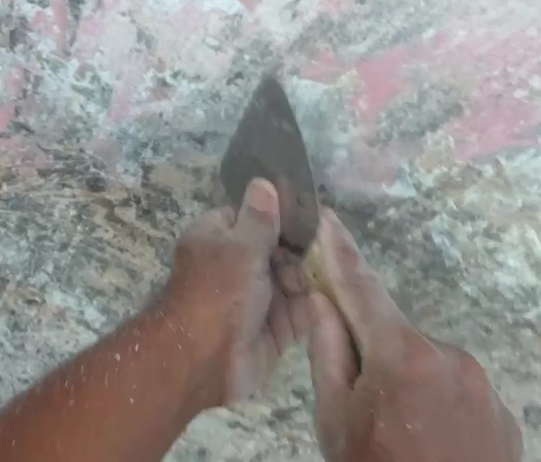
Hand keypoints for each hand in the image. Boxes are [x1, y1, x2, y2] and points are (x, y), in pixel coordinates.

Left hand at [158, 179, 309, 408]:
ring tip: (329, 275)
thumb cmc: (218, 291)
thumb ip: (259, 217)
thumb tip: (264, 181)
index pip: (251, 216)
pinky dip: (312, 307)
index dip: (278, 215)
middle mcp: (235, 264)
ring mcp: (254, 298)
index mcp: (216, 237)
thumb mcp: (241, 246)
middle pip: (276, 249)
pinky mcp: (272, 329)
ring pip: (290, 281)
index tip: (311, 213)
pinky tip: (334, 298)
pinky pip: (297, 313)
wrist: (206, 359)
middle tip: (325, 250)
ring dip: (308, 279)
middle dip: (299, 251)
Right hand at [303, 209, 522, 461]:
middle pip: (396, 333)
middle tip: (362, 395)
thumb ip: (327, 350)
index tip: (327, 216)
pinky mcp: (507, 417)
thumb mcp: (335, 420)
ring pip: (428, 363)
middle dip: (375, 348)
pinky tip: (432, 439)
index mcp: (402, 354)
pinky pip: (458, 391)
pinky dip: (439, 401)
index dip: (340, 251)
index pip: (362, 288)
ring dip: (409, 377)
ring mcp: (485, 388)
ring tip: (401, 429)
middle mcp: (450, 358)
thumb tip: (323, 299)